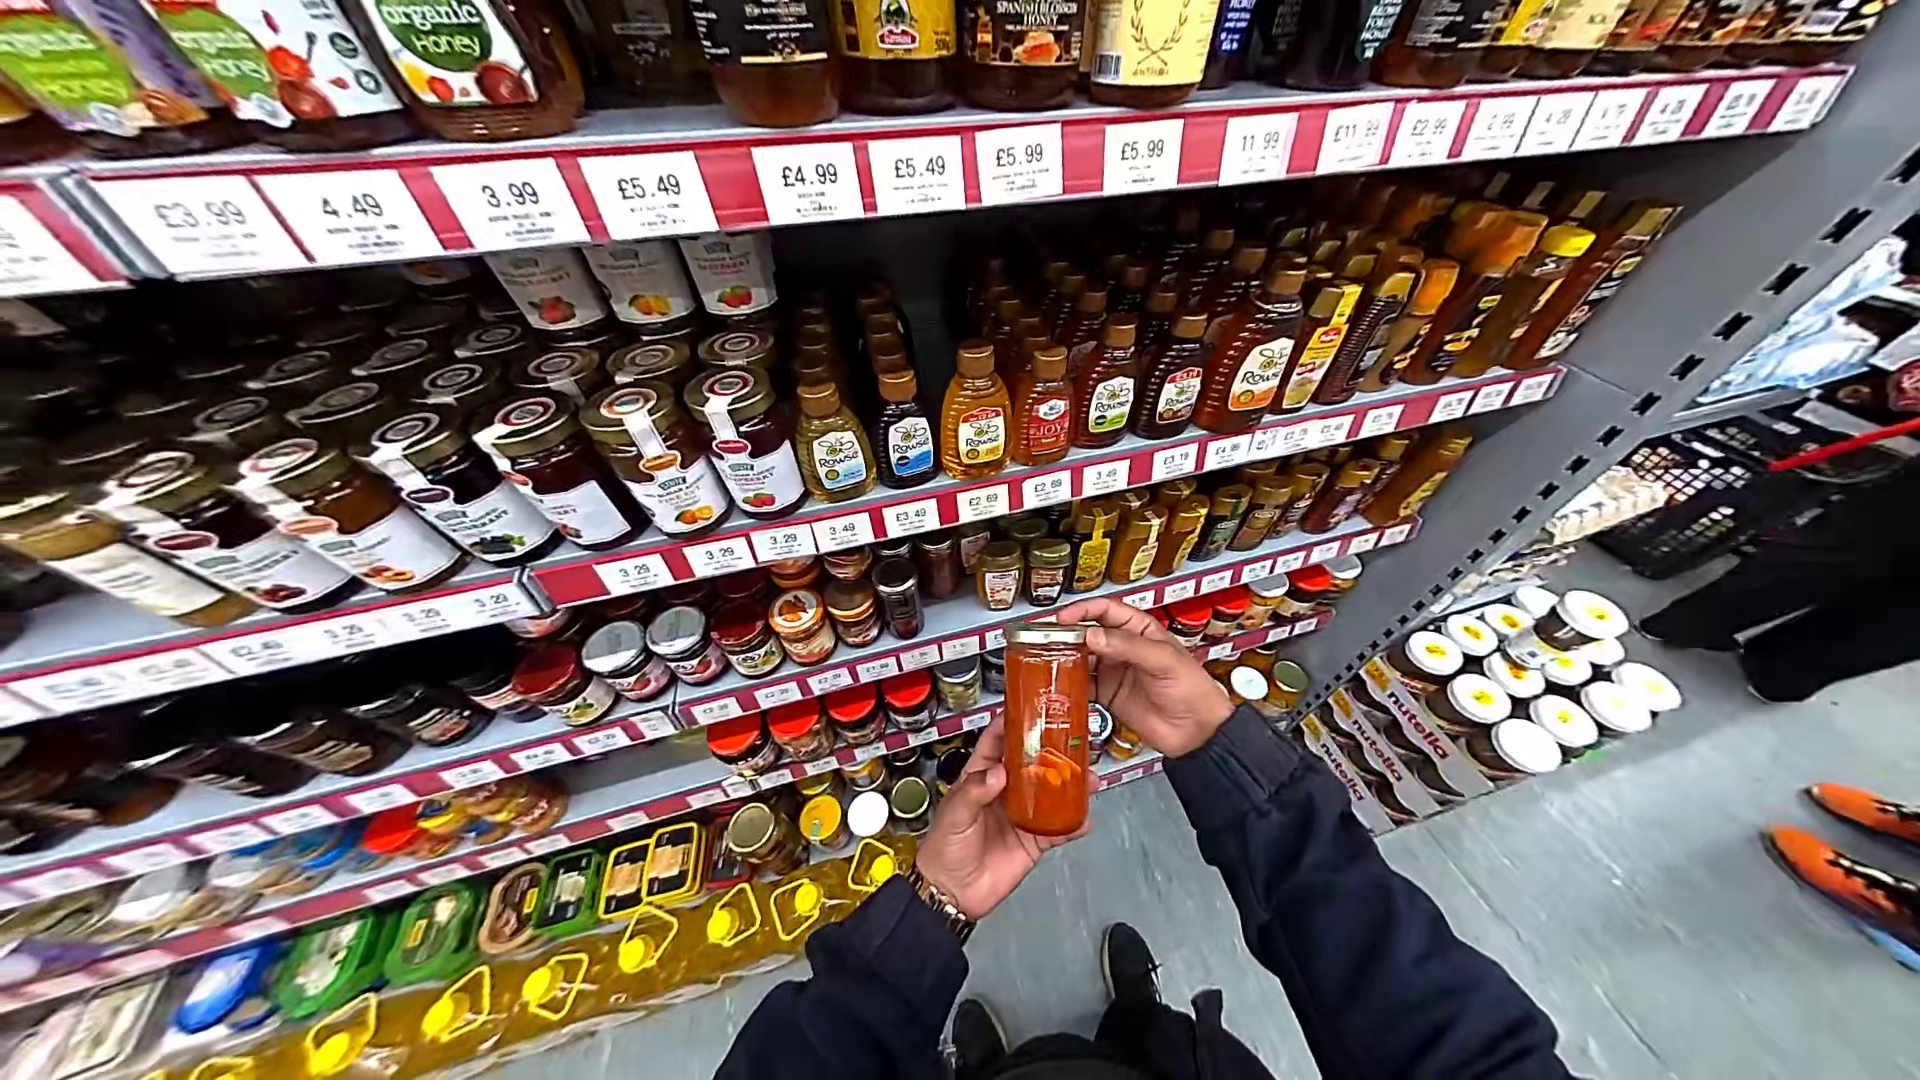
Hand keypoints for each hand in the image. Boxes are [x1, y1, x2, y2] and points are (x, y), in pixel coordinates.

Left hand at [915, 715, 1091, 919]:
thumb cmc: (945, 846)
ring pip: (1052, 793)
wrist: (953, 892)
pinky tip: (1084, 817)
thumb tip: (1000, 772)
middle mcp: (1005, 790)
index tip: (1028, 707)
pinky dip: (1073, 824)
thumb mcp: (955, 813)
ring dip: (1071, 785)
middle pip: (1032, 763)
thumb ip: (975, 791)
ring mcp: (1022, 814)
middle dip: (1052, 750)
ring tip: (1089, 777)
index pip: (997, 741)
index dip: (1010, 723)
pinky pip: (1058, 829)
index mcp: (982, 775)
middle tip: (1073, 739)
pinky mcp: (1034, 840)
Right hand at [1053, 597, 1233, 757]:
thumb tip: (1093, 635)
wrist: (1197, 732)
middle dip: (1068, 633)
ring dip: (1065, 656)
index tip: (1065, 618)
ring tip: (1048, 658)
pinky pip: (1082, 683)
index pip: (1106, 610)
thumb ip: (1128, 646)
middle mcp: (1122, 646)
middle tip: (1048, 638)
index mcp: (1139, 629)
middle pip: (1088, 632)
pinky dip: (1069, 682)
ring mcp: (1113, 669)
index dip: (1083, 610)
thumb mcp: (1163, 660)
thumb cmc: (1192, 689)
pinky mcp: (1107, 693)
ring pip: (1081, 656)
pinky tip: (1060, 682)